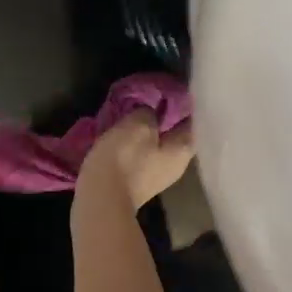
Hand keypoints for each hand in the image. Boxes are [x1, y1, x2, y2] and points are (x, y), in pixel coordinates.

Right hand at [77, 110, 193, 211]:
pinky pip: (139, 157)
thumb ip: (148, 112)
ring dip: (143, 132)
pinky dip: (132, 146)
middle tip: (143, 101)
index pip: (190, 119)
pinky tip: (118, 139)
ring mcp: (156, 177)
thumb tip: (149, 111)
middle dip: (159, 118)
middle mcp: (176, 165)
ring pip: (154, 146)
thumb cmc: (124, 160)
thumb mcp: (137, 125)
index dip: (179, 103)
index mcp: (183, 150)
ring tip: (127, 117)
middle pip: (172, 134)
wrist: (101, 201)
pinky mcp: (136, 184)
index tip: (164, 90)